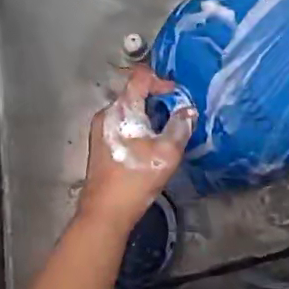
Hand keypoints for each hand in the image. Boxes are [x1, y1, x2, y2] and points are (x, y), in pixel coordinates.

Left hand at [80, 65, 195, 234]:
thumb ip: (180, 126)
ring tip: (165, 132)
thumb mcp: (167, 152)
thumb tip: (188, 110)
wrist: (105, 212)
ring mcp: (100, 129)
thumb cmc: (136, 178)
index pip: (140, 77)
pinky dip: (137, 126)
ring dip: (148, 115)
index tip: (176, 96)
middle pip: (134, 93)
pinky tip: (149, 145)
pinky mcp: (99, 143)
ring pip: (128, 110)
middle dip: (157, 100)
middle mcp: (107, 113)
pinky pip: (121, 124)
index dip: (161, 80)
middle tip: (176, 116)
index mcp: (122, 108)